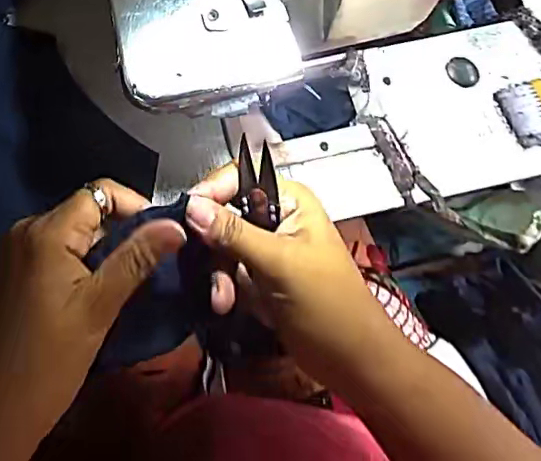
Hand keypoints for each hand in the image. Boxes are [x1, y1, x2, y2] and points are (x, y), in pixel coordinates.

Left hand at [0, 180, 185, 460]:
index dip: (135, 206)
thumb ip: (137, 259)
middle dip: (121, 231)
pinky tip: (97, 290)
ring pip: (74, 231)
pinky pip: (56, 249)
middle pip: (87, 210)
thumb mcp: (99, 308)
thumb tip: (177, 224)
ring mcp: (15, 250)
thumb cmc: (46, 363)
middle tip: (149, 262)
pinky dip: (81, 261)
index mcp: (46, 231)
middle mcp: (26, 229)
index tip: (161, 236)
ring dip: (103, 248)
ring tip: (129, 278)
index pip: (101, 192)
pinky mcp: (12, 271)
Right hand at [185, 164, 400, 388]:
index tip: (187, 212)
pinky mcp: (260, 277)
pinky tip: (228, 305)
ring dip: (219, 273)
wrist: (353, 363)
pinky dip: (225, 287)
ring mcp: (267, 248)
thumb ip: (234, 233)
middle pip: (226, 213)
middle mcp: (276, 216)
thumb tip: (193, 205)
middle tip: (204, 266)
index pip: (240, 177)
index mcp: (289, 198)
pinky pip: (229, 271)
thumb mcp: (279, 263)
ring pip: (223, 246)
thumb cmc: (328, 304)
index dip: (212, 191)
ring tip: (224, 300)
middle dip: (214, 244)